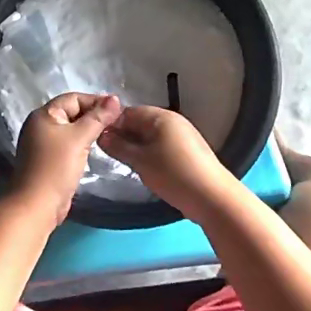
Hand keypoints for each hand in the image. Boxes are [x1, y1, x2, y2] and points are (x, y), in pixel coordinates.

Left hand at [9, 92, 122, 223]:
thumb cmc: (56, 167)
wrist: (37, 204)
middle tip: (118, 122)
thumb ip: (98, 118)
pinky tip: (96, 148)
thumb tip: (115, 99)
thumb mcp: (80, 138)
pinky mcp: (48, 159)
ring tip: (111, 133)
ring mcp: (43, 143)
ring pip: (71, 129)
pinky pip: (68, 144)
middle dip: (94, 115)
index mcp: (43, 114)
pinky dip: (82, 143)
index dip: (96, 101)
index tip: (118, 109)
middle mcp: (40, 125)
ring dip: (89, 130)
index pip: (73, 98)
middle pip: (72, 112)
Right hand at [98, 105, 236, 211]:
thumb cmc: (173, 174)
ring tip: (125, 162)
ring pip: (151, 135)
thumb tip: (102, 135)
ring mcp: (182, 135)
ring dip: (136, 146)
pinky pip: (161, 145)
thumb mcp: (140, 161)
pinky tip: (144, 168)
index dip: (111, 124)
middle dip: (124, 135)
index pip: (128, 112)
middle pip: (140, 122)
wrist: (213, 198)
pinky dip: (150, 153)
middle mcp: (173, 120)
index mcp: (160, 116)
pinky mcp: (188, 151)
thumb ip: (118, 146)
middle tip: (109, 153)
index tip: (98, 140)